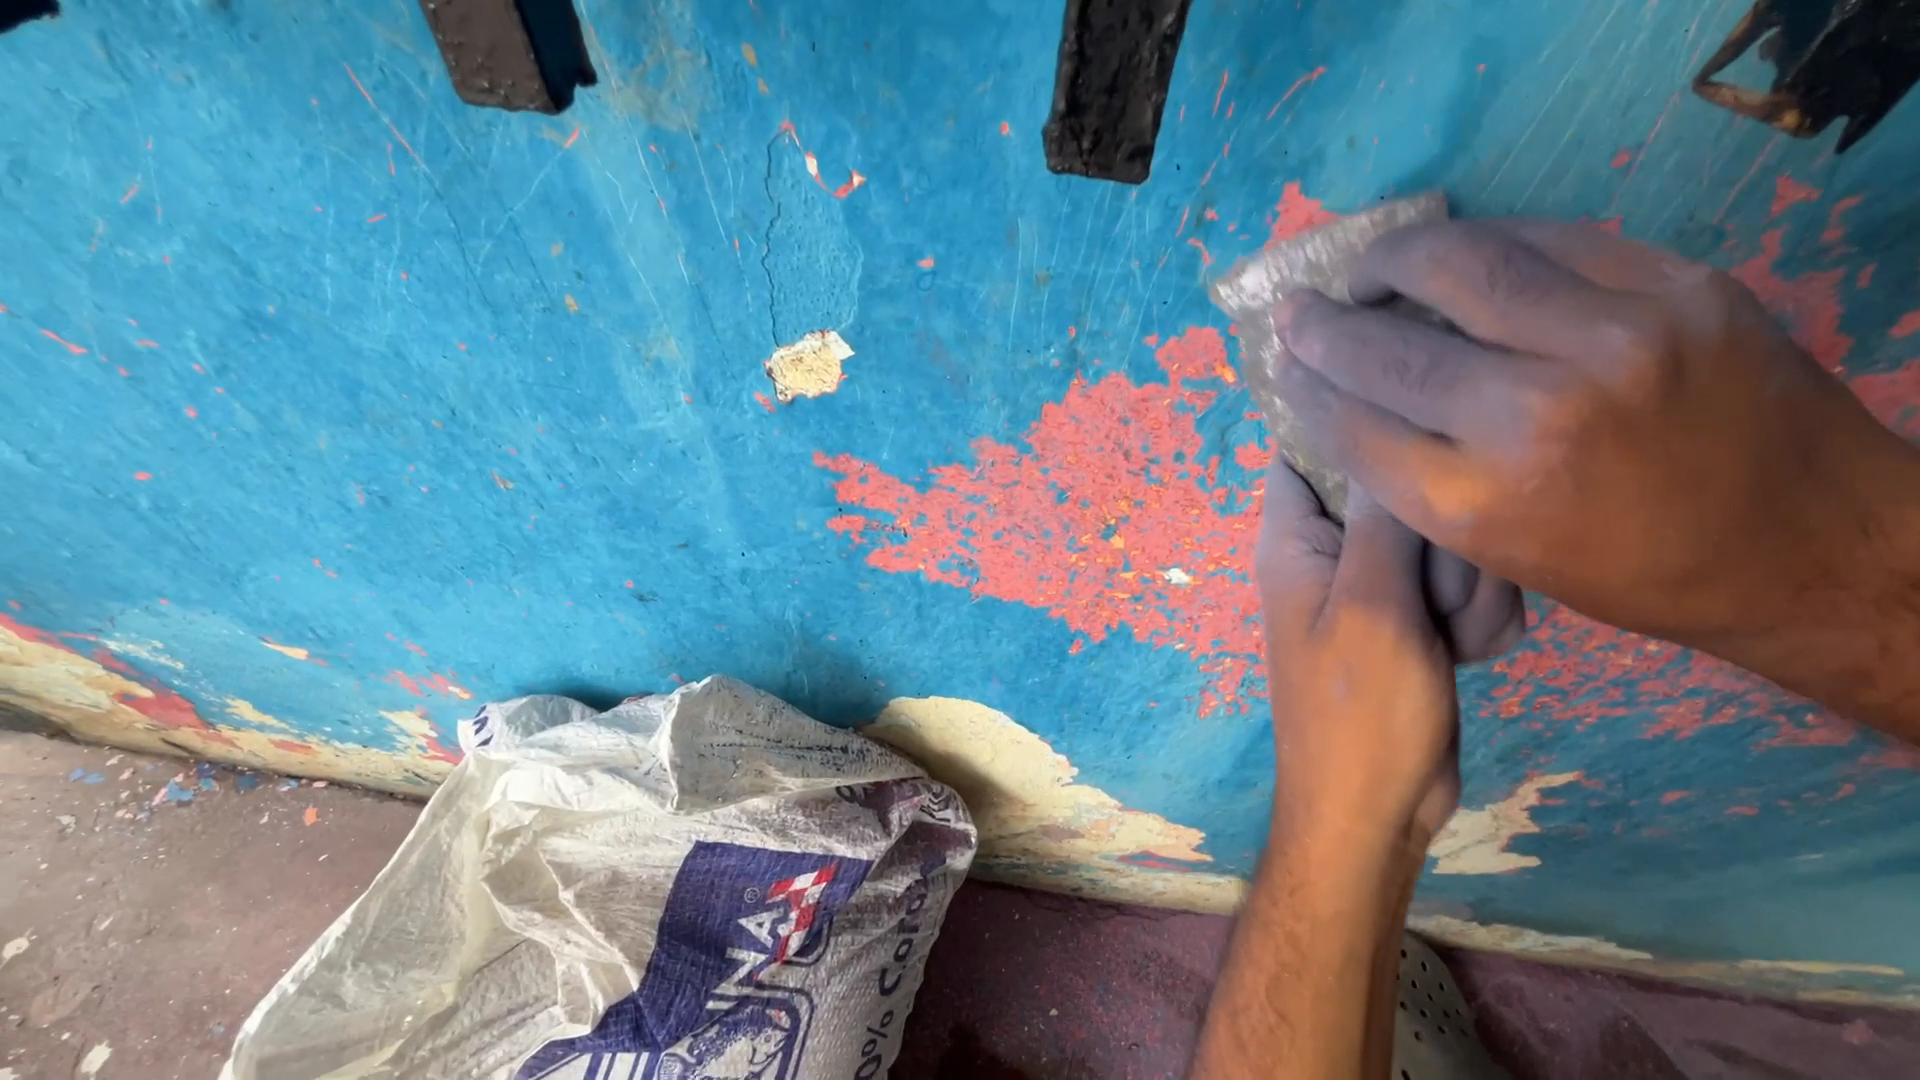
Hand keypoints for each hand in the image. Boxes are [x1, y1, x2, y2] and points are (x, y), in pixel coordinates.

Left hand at [1258, 462, 1520, 846]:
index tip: (1422, 429)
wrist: (1380, 805)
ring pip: (1450, 536)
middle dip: (1441, 540)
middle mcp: (1332, 549)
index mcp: (1295, 536)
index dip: (1359, 423)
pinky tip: (1465, 658)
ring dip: (1467, 593)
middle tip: (1432, 599)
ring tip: (1447, 642)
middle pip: (1404, 487)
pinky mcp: (1419, 615)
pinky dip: (1477, 622)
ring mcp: (1379, 583)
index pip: (1307, 444)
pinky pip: (1469, 585)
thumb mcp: (1373, 602)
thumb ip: (1381, 516)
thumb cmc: (1361, 709)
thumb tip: (1372, 425)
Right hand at [1271, 220, 1919, 659]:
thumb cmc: (1625, 568)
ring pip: (1460, 265)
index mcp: (1475, 500)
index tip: (1282, 364)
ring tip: (1367, 271)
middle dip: (1323, 325)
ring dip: (1391, 262)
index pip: (1350, 421)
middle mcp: (1532, 415)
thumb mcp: (1493, 550)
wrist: (1805, 544)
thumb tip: (1342, 397)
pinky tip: (1456, 257)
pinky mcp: (1677, 286)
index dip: (1304, 386)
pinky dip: (1483, 244)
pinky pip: (1547, 238)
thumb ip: (1411, 473)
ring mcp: (1612, 338)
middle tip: (1297, 310)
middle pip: (1387, 347)